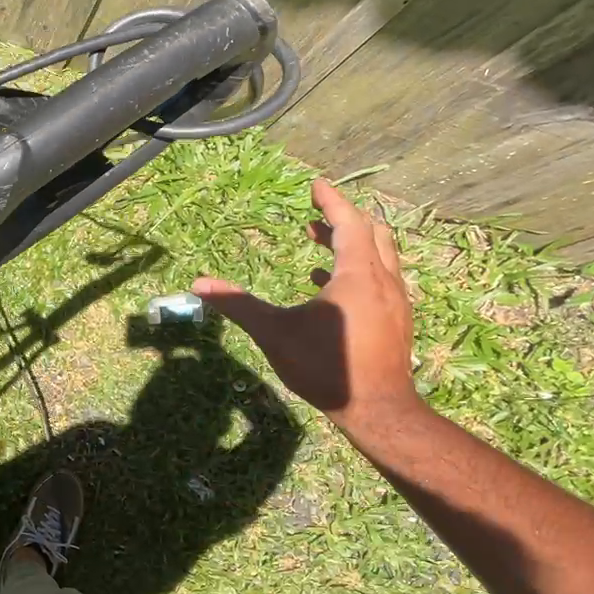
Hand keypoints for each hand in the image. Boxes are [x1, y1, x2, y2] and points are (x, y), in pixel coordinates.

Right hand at [191, 178, 419, 428]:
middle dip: (344, 219)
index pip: (349, 224)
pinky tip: (327, 285)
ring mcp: (394, 302)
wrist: (377, 408)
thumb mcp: (274, 332)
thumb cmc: (324, 364)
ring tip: (319, 241)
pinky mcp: (394, 320)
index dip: (332, 202)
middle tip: (317, 212)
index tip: (316, 185)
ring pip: (379, 257)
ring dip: (351, 243)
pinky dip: (355, 269)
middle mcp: (383, 281)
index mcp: (358, 275)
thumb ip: (238, 304)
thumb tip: (198, 284)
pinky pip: (378, 279)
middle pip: (372, 234)